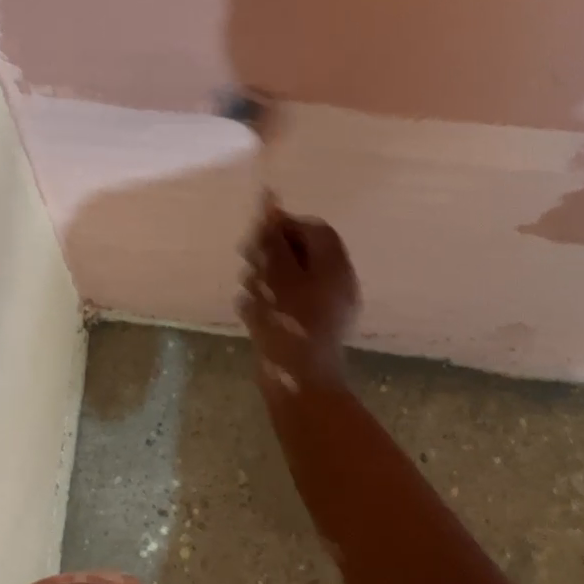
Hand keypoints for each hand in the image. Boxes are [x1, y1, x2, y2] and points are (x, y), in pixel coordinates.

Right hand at [237, 204, 358, 392]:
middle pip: (302, 252)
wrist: (299, 380)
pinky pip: (289, 303)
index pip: (313, 229)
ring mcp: (325, 308)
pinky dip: (269, 301)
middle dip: (270, 254)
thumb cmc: (289, 321)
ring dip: (265, 278)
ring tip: (248, 291)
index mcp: (335, 266)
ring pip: (291, 278)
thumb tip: (269, 203)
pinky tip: (251, 312)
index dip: (283, 226)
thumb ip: (272, 238)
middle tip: (249, 265)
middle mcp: (335, 283)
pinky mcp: (310, 329)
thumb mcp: (277, 273)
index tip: (256, 238)